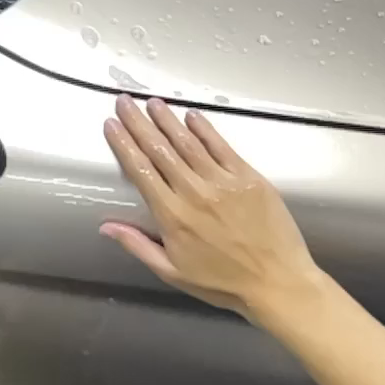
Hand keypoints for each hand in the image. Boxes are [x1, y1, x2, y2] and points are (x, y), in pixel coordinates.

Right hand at [102, 95, 323, 320]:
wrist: (278, 283)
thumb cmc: (222, 283)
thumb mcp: (171, 272)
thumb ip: (137, 245)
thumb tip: (106, 226)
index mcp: (172, 216)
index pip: (140, 170)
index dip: (123, 144)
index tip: (111, 125)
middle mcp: (195, 192)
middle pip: (160, 150)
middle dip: (139, 123)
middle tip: (125, 102)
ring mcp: (224, 182)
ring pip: (188, 143)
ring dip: (168, 120)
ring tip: (152, 103)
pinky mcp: (249, 178)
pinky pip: (222, 147)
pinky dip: (205, 130)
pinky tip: (191, 116)